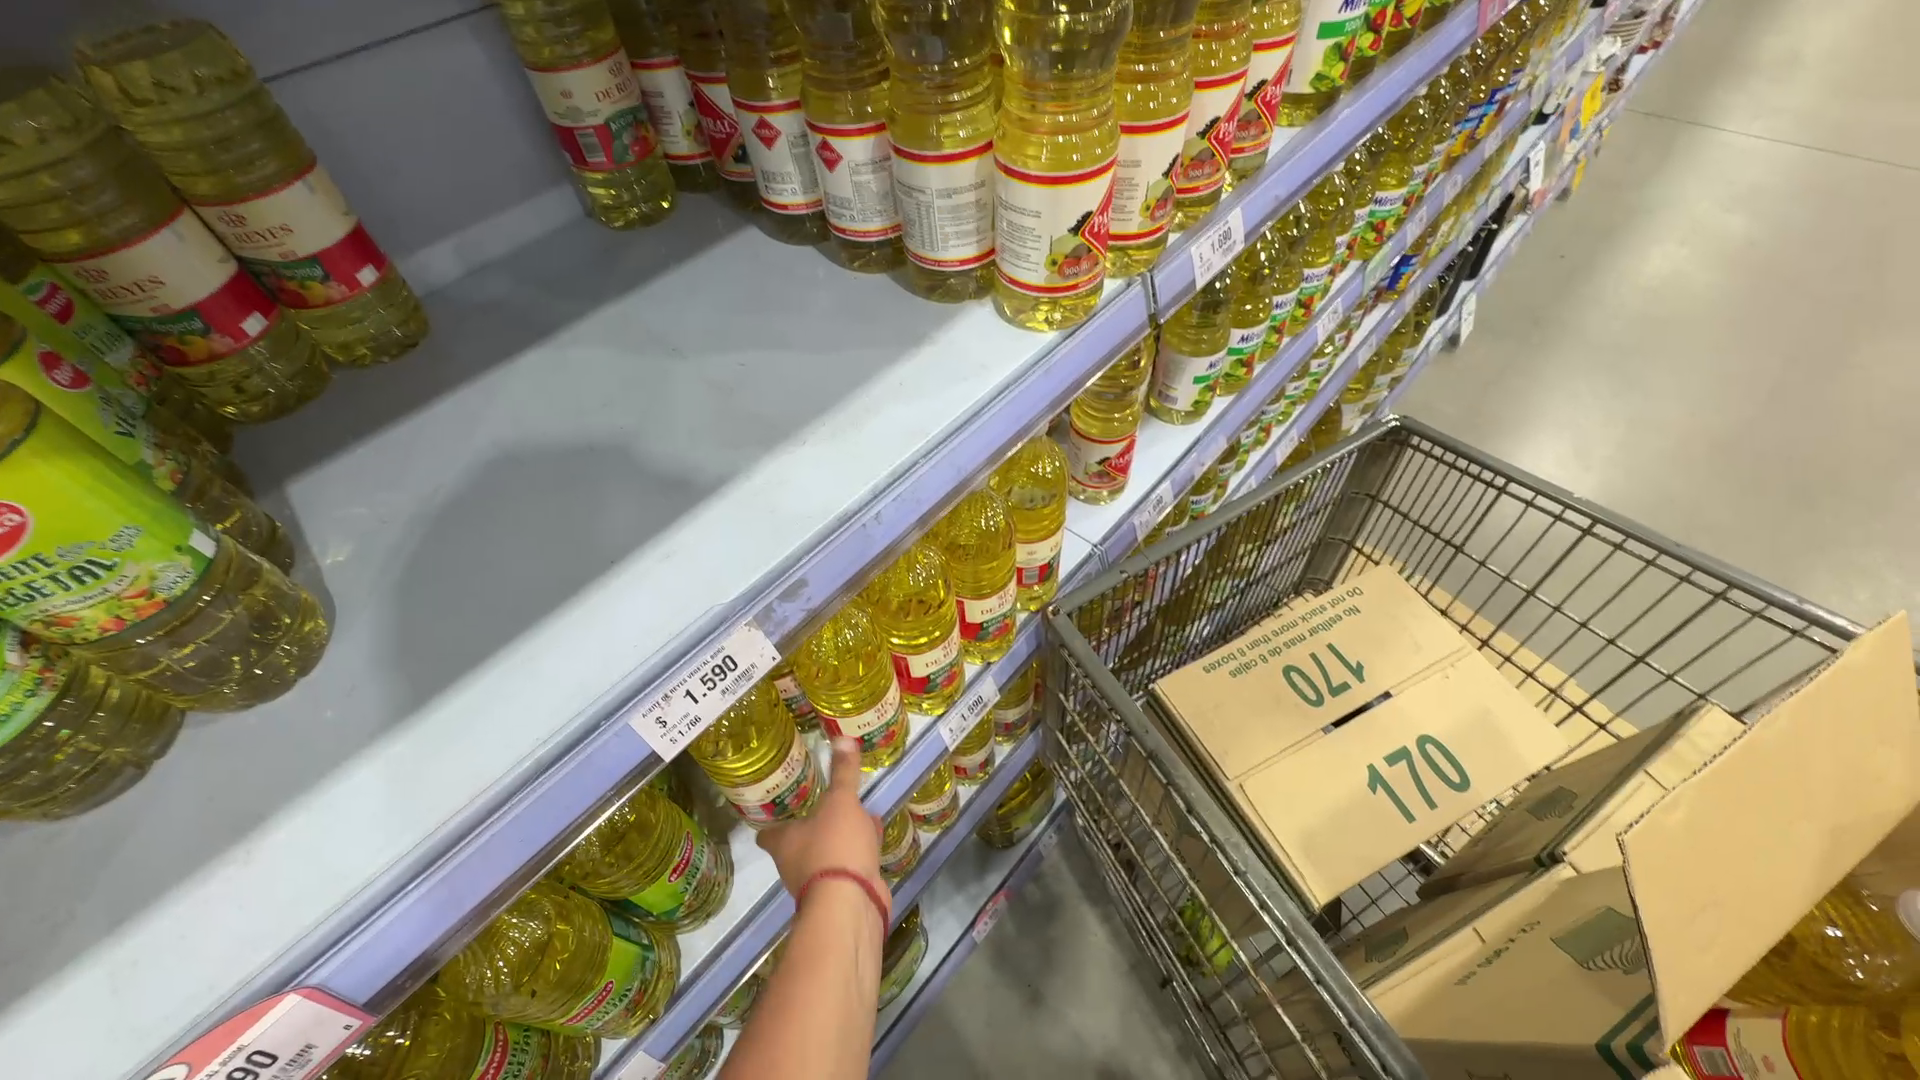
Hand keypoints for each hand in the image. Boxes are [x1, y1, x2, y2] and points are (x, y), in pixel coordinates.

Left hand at [757, 737, 889, 903]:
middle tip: (825, 801)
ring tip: (859, 812)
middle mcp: (794, 863)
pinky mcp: (842, 892)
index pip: (766, 830)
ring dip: (841, 836)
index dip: (772, 818)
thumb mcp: (841, 802)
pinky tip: (873, 836)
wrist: (852, 902)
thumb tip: (841, 737)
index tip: (781, 803)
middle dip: (814, 824)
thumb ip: (842, 773)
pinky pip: (848, 864)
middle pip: (798, 841)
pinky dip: (858, 851)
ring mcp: (818, 881)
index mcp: (783, 842)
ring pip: (827, 852)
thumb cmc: (834, 847)